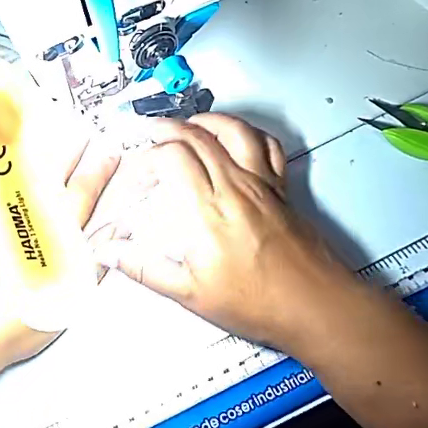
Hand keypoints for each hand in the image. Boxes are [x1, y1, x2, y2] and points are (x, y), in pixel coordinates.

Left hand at [0, 136, 119, 374]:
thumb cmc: (9, 326)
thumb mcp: (65, 302)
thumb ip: (92, 264)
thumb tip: (113, 237)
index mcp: (50, 241)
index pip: (81, 196)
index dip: (98, 172)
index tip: (109, 155)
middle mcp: (23, 227)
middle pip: (50, 180)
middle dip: (69, 154)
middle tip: (80, 135)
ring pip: (18, 182)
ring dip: (34, 158)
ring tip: (42, 138)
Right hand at [92, 114, 355, 350]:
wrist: (316, 307)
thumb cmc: (262, 305)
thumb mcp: (192, 294)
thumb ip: (147, 269)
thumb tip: (112, 253)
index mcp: (210, 212)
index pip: (172, 157)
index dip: (147, 157)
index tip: (137, 175)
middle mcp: (237, 188)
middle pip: (198, 136)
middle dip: (167, 128)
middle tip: (149, 135)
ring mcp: (263, 184)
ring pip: (235, 130)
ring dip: (207, 120)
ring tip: (189, 125)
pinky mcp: (282, 189)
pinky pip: (268, 145)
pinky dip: (249, 133)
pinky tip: (237, 138)